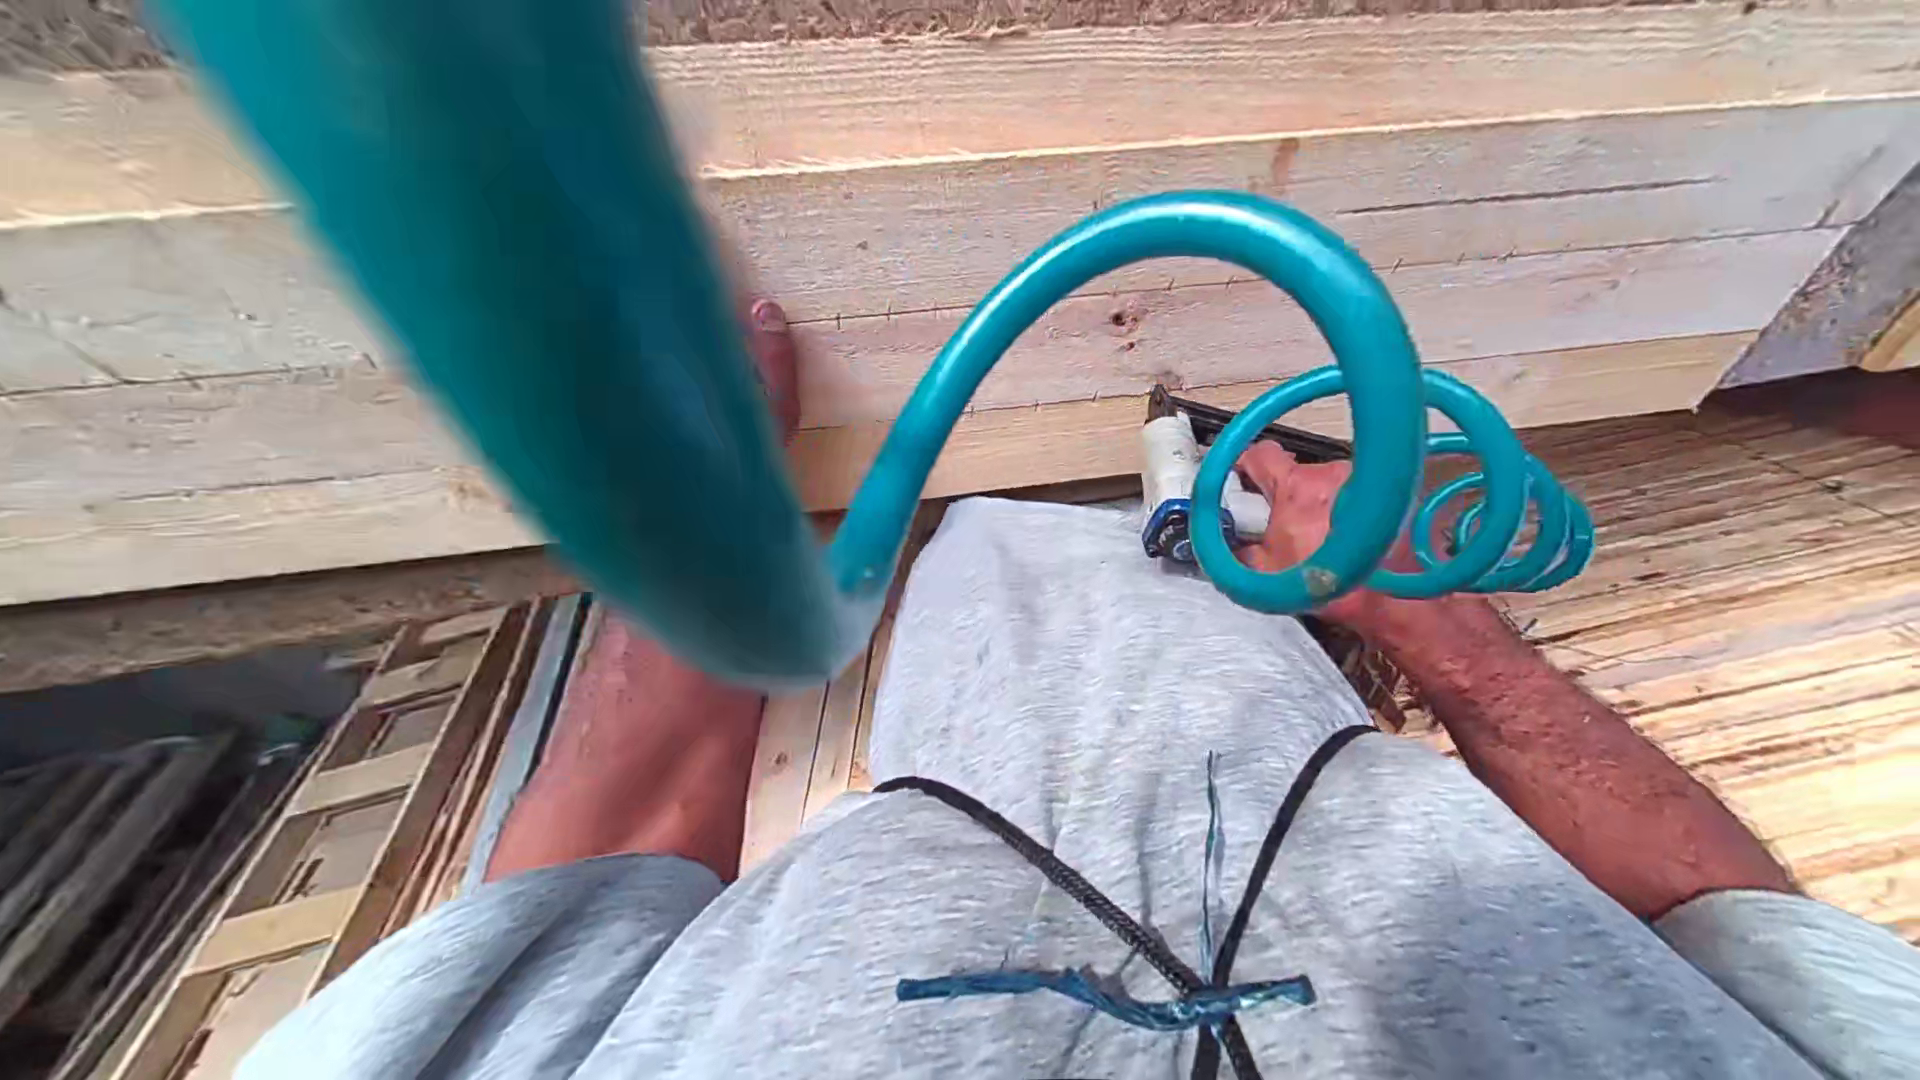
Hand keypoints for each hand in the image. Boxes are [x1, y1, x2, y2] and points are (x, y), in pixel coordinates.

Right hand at [1233, 440, 1487, 644]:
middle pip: (1293, 471)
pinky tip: (1339, 535)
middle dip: (1284, 494)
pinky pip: (1349, 491)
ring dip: (1315, 501)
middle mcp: (1330, 475)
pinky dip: (1340, 507)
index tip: (1242, 476)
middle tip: (1281, 523)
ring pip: (1323, 482)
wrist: (1391, 601)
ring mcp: (1360, 481)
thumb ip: (1238, 547)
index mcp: (1295, 488)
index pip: (1261, 454)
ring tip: (1316, 534)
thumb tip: (1228, 538)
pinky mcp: (1383, 493)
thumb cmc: (1335, 585)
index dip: (1246, 464)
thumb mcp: (1263, 571)